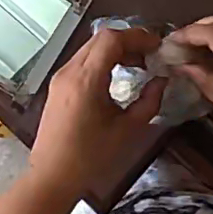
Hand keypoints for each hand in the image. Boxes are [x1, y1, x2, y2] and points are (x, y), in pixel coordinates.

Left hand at [29, 25, 165, 201]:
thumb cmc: (89, 158)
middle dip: (129, 41)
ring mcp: (60, 78)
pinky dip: (103, 60)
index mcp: (85, 80)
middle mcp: (69, 72)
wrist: (51, 177)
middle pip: (100, 39)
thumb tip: (161, 81)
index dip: (138, 36)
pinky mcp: (58, 87)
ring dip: (115, 50)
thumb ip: (149, 102)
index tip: (158, 46)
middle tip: (151, 54)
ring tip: (139, 64)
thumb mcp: (127, 130)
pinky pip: (82, 61)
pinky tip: (118, 75)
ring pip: (90, 48)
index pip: (111, 39)